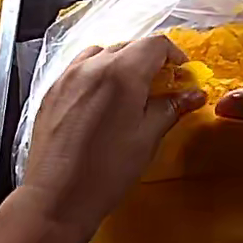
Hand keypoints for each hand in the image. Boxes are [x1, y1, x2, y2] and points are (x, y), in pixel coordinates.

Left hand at [18, 35, 205, 242]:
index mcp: (120, 72)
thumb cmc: (106, 171)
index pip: (155, 44)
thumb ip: (170, 108)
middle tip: (160, 87)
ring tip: (128, 93)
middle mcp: (90, 66)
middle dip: (147, 62)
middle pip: (127, 47)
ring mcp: (65, 78)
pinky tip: (99, 103)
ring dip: (119, 66)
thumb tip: (193, 94)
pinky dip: (94, 77)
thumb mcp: (146, 139)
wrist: (56, 197)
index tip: (182, 74)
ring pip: (99, 56)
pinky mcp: (49, 94)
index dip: (174, 55)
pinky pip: (77, 72)